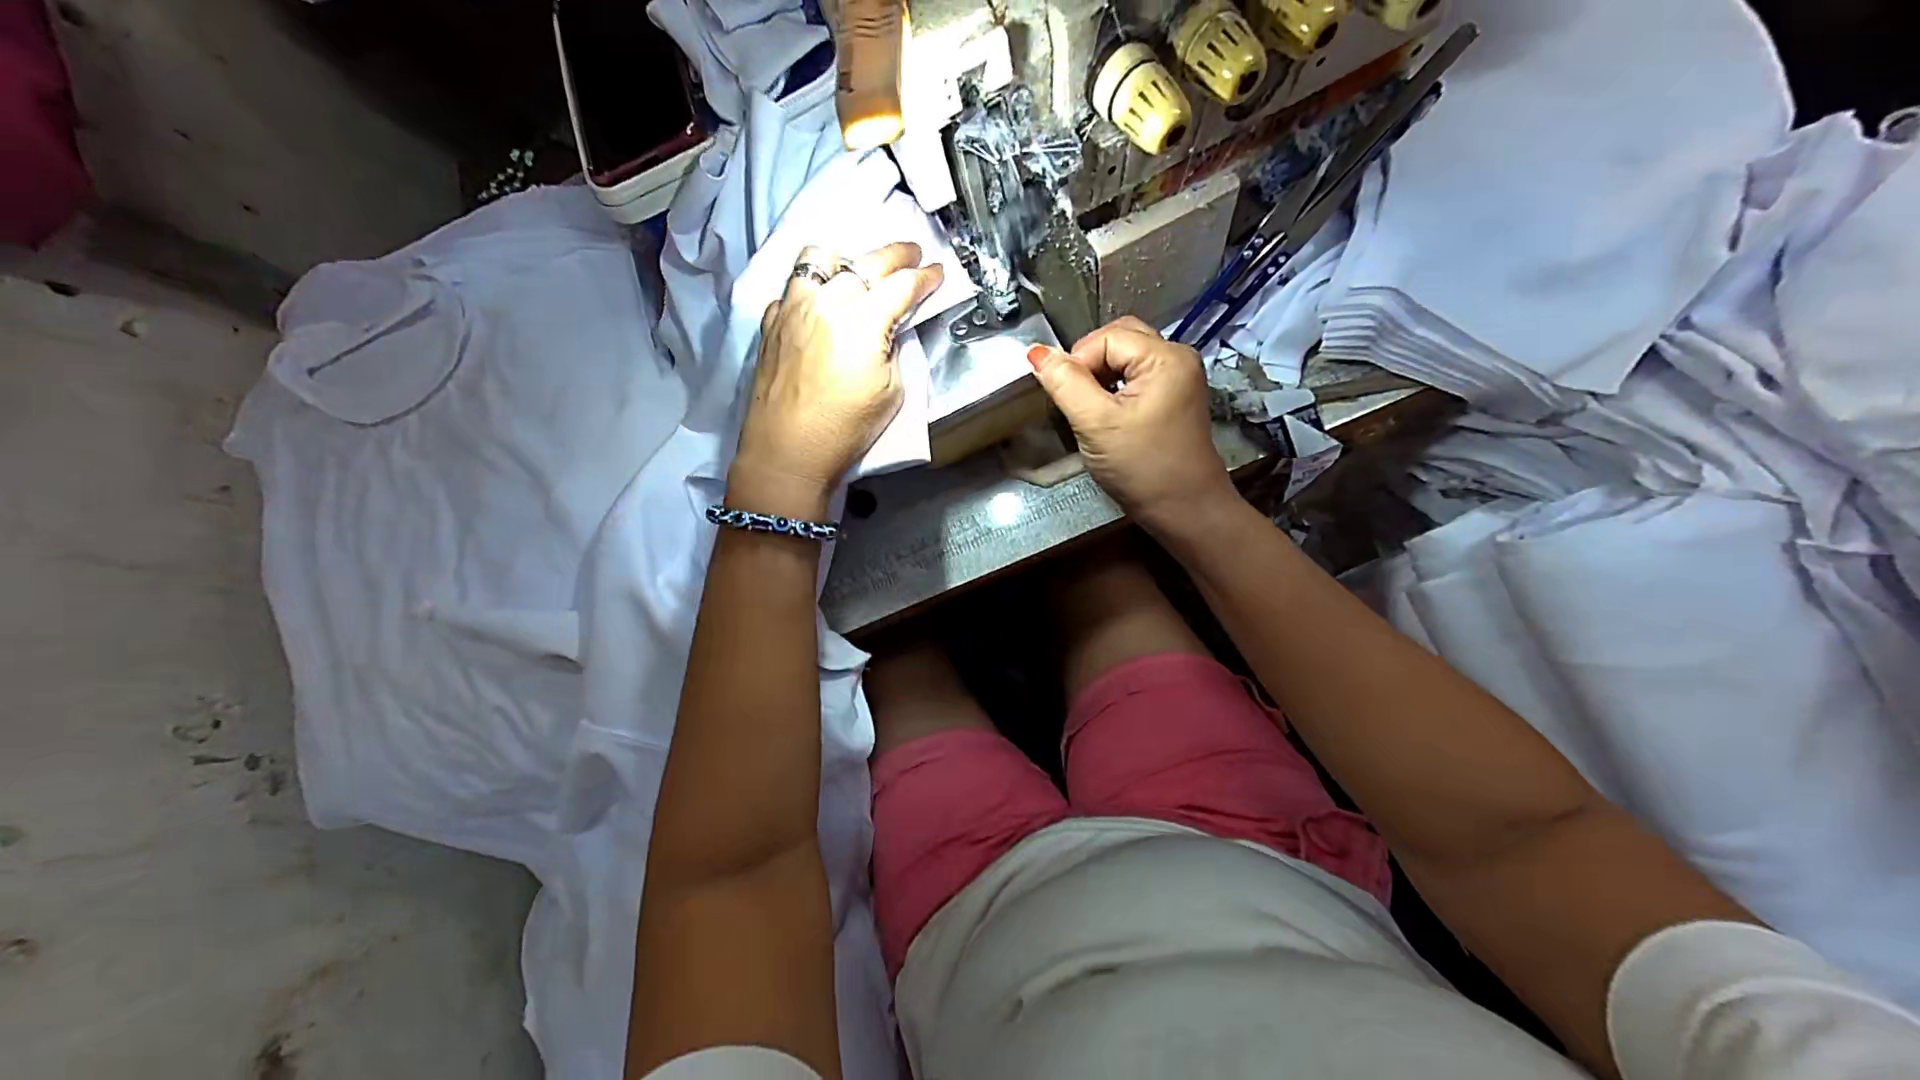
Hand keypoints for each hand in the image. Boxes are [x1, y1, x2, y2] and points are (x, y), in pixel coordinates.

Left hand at [733, 242, 944, 517]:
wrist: (788, 451)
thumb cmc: (844, 429)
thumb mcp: (892, 393)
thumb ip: (893, 349)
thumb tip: (889, 329)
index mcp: (862, 323)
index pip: (901, 287)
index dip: (925, 278)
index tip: (936, 273)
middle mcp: (826, 305)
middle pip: (866, 263)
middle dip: (895, 256)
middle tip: (911, 254)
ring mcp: (793, 309)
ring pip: (819, 259)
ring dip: (846, 260)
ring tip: (856, 270)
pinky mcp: (772, 323)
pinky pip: (792, 288)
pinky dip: (810, 288)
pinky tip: (819, 303)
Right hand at [1027, 317, 1237, 535]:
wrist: (1184, 510)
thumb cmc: (1142, 468)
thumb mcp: (1095, 424)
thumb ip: (1064, 383)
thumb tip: (1037, 353)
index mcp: (1166, 357)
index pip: (1106, 338)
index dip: (1078, 362)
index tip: (1069, 400)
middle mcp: (1177, 359)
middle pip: (1118, 340)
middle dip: (1089, 365)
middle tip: (1077, 401)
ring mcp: (1178, 379)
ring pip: (1125, 359)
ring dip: (1100, 378)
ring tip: (1092, 412)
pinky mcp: (1173, 398)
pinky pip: (1135, 378)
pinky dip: (1114, 389)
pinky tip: (1107, 417)